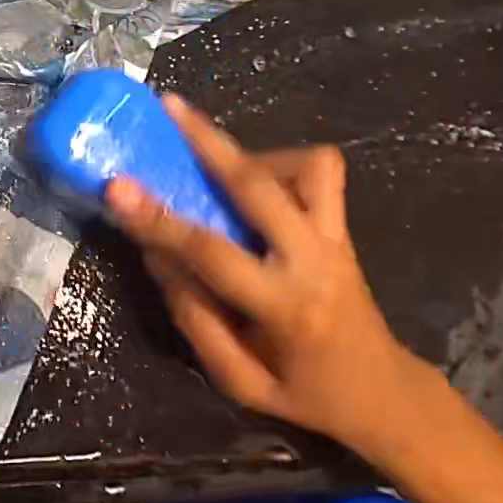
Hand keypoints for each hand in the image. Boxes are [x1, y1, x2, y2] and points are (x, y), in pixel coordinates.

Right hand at [105, 95, 432, 448]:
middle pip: (260, 186)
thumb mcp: (238, 381)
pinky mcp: (342, 227)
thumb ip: (193, 316)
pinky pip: (321, 174)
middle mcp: (315, 261)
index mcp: (286, 307)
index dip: (159, 218)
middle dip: (209, 143)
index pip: (211, 252)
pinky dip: (281, 164)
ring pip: (306, 166)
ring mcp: (335, 238)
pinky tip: (250, 181)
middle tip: (170, 108)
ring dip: (253, 153)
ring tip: (213, 159)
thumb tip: (155, 251)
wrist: (385, 393)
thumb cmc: (304, 393)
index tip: (116, 186)